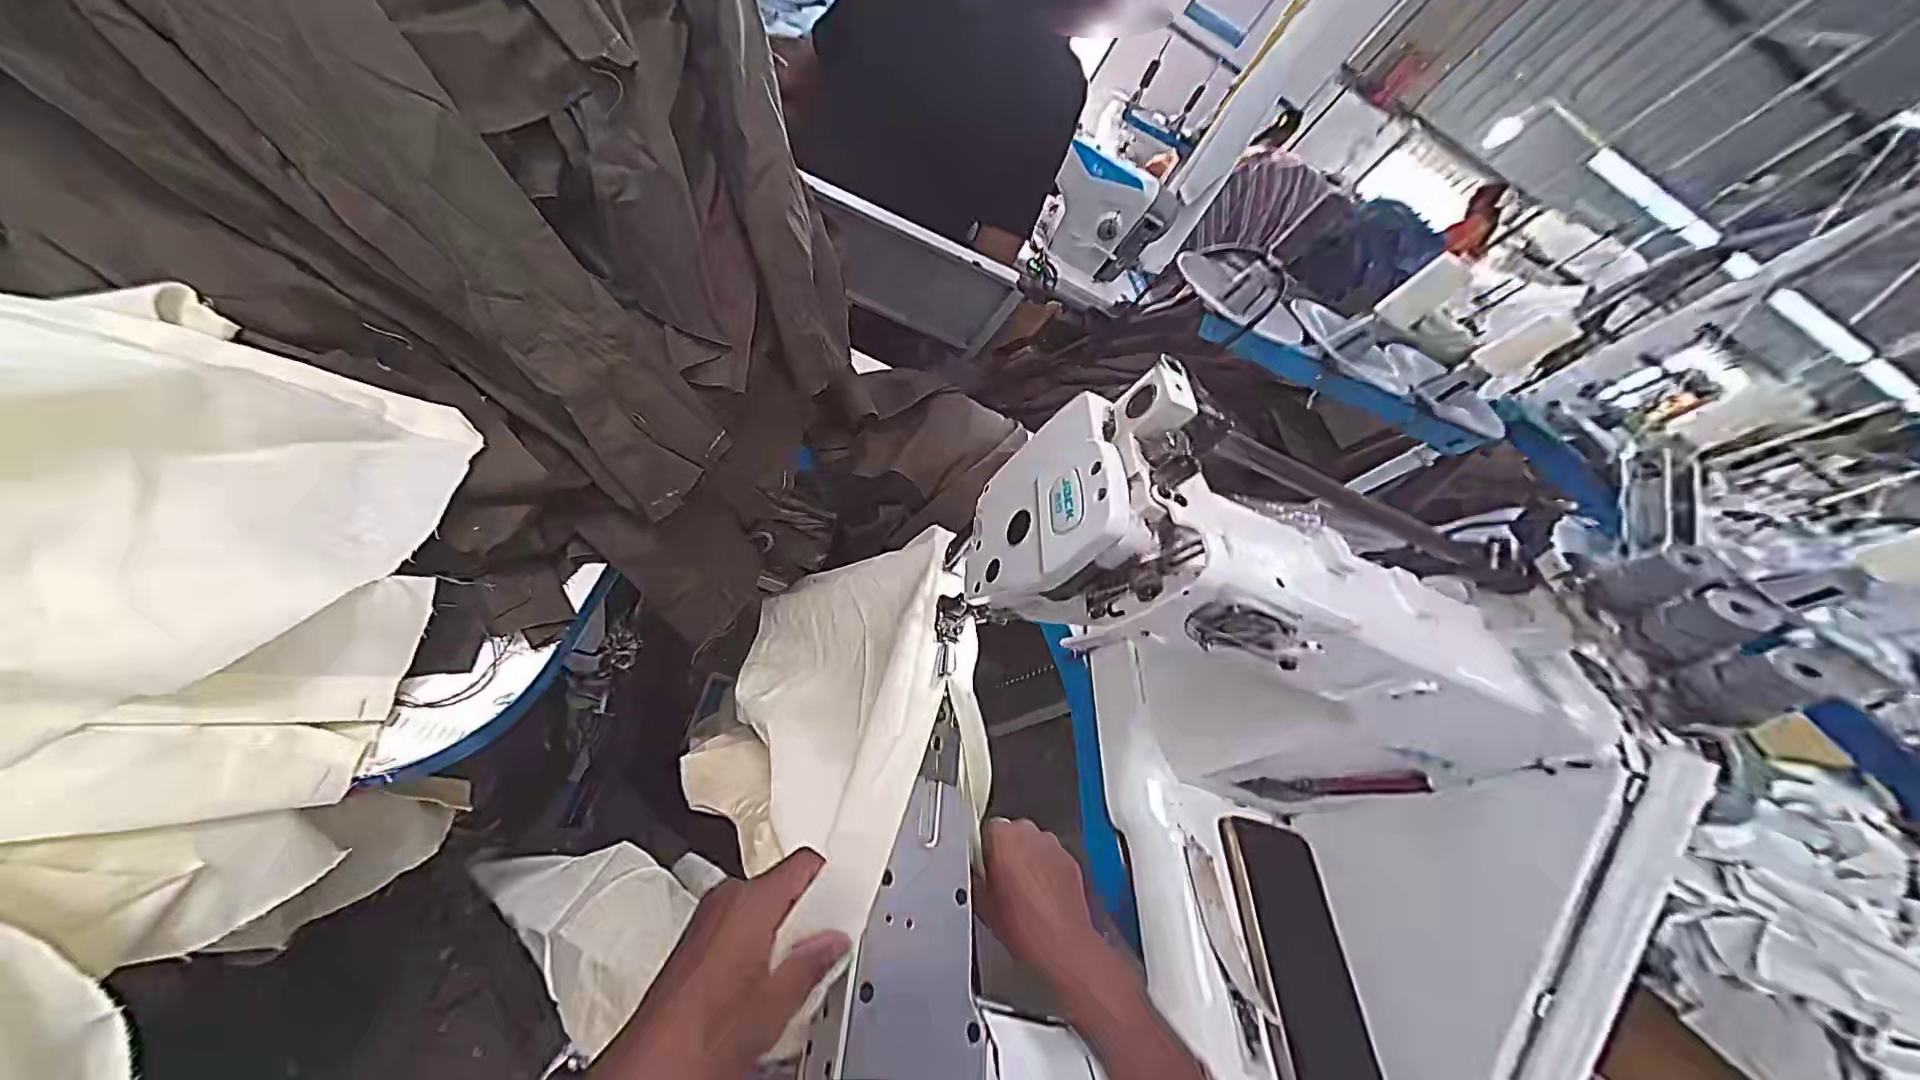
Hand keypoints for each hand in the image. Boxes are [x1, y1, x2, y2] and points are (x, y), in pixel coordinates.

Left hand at [600, 849, 849, 1078]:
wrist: (649, 1067)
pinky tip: (762, 982)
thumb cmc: (698, 1037)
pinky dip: (758, 942)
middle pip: (785, 886)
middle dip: (806, 915)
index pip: (806, 863)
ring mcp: (709, 916)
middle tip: (821, 949)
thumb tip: (833, 942)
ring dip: (782, 931)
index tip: (845, 902)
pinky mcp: (698, 936)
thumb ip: (811, 963)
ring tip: (788, 975)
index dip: (831, 880)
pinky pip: (742, 922)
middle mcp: (727, 898)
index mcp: (750, 901)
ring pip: (764, 906)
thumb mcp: (775, 1004)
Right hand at [973, 818, 1105, 989]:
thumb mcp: (983, 904)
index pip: (987, 829)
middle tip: (1003, 881)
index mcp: (1003, 838)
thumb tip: (975, 875)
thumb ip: (976, 876)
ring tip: (1024, 892)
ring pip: (1033, 844)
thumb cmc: (1026, 927)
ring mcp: (1052, 845)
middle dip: (1007, 852)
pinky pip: (1052, 858)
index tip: (985, 867)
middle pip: (1012, 833)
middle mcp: (1030, 834)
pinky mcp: (1069, 859)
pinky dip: (1047, 870)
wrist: (1063, 946)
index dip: (984, 851)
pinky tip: (1042, 896)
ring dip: (1028, 859)